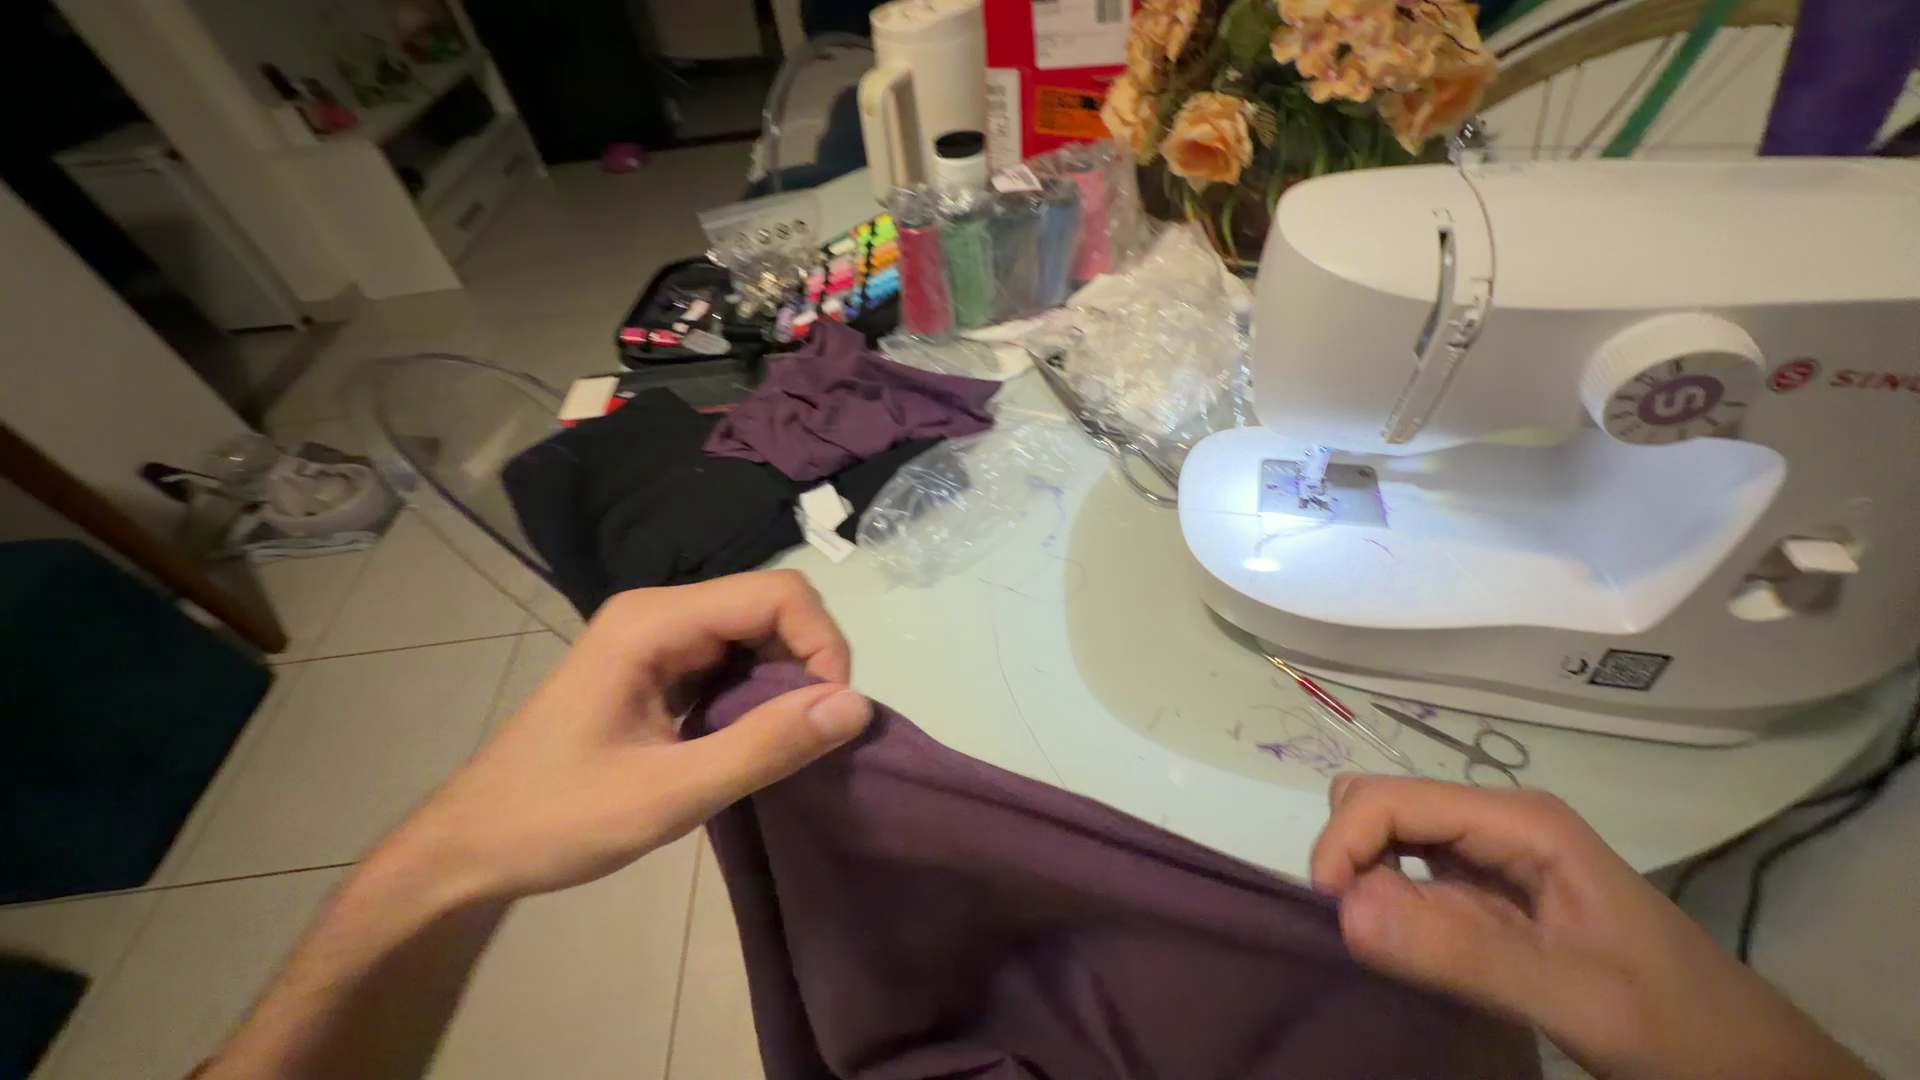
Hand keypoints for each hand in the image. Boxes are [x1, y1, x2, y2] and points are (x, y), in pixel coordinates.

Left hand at [387, 570, 873, 903]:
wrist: (470, 847)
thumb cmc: (557, 821)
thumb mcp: (670, 794)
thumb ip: (765, 746)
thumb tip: (856, 706)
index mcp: (655, 621)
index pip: (778, 595)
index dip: (821, 646)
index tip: (828, 717)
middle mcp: (660, 610)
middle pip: (771, 604)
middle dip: (809, 661)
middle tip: (808, 734)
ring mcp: (658, 634)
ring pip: (758, 629)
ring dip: (788, 677)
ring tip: (781, 739)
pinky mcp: (659, 662)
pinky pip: (734, 654)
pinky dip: (762, 689)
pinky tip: (751, 733)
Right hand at [1311, 774, 1875, 1079]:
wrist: (1756, 1068)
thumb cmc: (1677, 1026)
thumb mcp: (1572, 998)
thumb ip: (1457, 953)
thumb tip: (1342, 911)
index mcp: (1519, 820)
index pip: (1389, 798)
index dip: (1343, 842)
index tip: (1330, 911)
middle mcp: (1497, 819)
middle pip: (1381, 802)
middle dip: (1350, 853)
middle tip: (1358, 925)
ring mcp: (1491, 850)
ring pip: (1388, 832)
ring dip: (1366, 876)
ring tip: (1389, 940)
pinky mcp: (1486, 885)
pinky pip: (1409, 871)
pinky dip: (1387, 899)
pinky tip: (1411, 941)